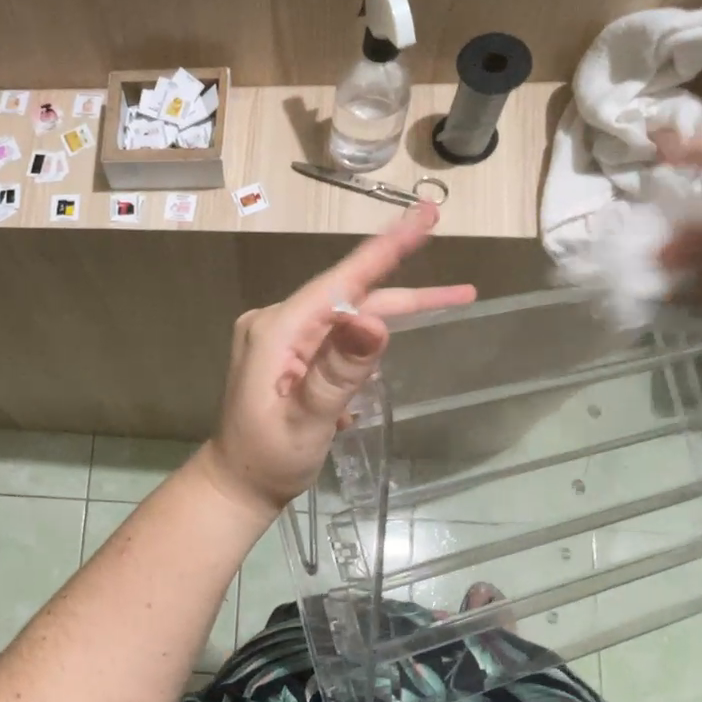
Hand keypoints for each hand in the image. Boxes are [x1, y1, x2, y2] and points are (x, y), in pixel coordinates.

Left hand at [199, 204, 476, 515]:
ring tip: (452, 300)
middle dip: (408, 292)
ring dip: (393, 315)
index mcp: (276, 331)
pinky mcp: (287, 356)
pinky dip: (366, 345)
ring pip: (347, 317)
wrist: (237, 485)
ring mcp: (280, 339)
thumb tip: (375, 321)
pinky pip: (336, 338)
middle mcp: (276, 324)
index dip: (386, 249)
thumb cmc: (268, 460)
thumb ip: (338, 372)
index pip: (340, 282)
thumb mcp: (306, 421)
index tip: (425, 216)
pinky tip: (390, 352)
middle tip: (464, 279)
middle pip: (351, 297)